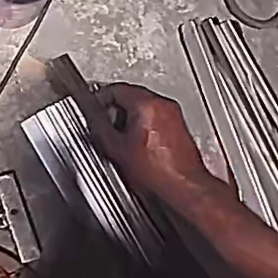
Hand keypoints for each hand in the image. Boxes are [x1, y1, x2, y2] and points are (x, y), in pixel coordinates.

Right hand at [94, 83, 220, 201]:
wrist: (183, 188)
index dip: (100, 98)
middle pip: (132, 96)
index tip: (94, 107)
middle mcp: (163, 105)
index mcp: (146, 105)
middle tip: (105, 124)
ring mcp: (173, 115)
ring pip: (144, 106)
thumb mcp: (116, 150)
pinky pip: (156, 117)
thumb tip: (94, 119)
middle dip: (116, 109)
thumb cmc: (157, 173)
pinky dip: (144, 125)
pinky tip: (138, 145)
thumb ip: (100, 128)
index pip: (116, 89)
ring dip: (130, 118)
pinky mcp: (179, 126)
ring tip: (122, 138)